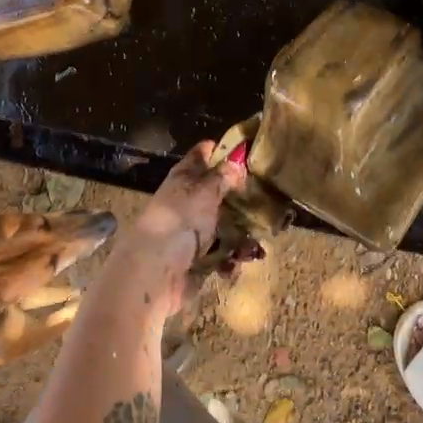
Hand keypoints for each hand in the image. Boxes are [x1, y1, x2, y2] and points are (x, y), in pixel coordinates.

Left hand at [110, 141, 242, 307]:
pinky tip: (235, 264)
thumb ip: (223, 176)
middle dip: (242, 199)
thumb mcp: (206, 190)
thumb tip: (236, 161)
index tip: (250, 152)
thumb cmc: (181, 219)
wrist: (155, 273)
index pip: (204, 154)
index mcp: (184, 178)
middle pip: (218, 193)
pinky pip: (221, 256)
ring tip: (255, 246)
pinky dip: (230, 261)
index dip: (224, 150)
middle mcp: (187, 201)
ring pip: (224, 226)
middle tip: (267, 200)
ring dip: (241, 237)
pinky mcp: (196, 260)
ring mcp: (191, 232)